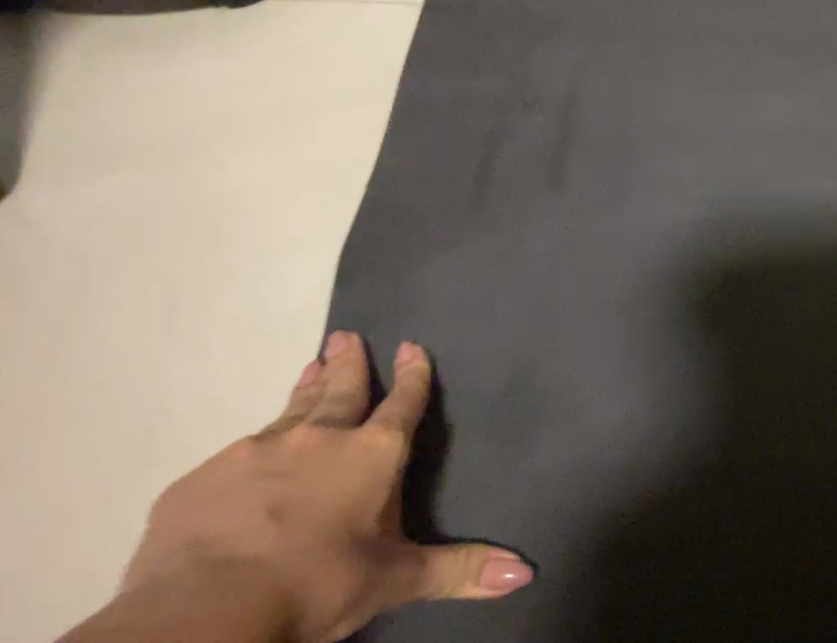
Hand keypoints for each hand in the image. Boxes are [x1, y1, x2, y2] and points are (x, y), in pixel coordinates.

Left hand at [121, 331, 531, 642]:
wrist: (201, 613)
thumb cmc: (317, 584)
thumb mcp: (396, 579)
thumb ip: (459, 568)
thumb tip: (525, 572)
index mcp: (374, 453)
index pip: (403, 401)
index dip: (412, 374)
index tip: (411, 345)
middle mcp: (319, 438)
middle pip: (340, 390)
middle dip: (348, 362)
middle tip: (344, 335)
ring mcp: (254, 454)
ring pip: (287, 412)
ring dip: (303, 390)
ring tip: (309, 367)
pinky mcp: (199, 482)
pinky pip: (231, 458)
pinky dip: (249, 452)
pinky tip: (243, 460)